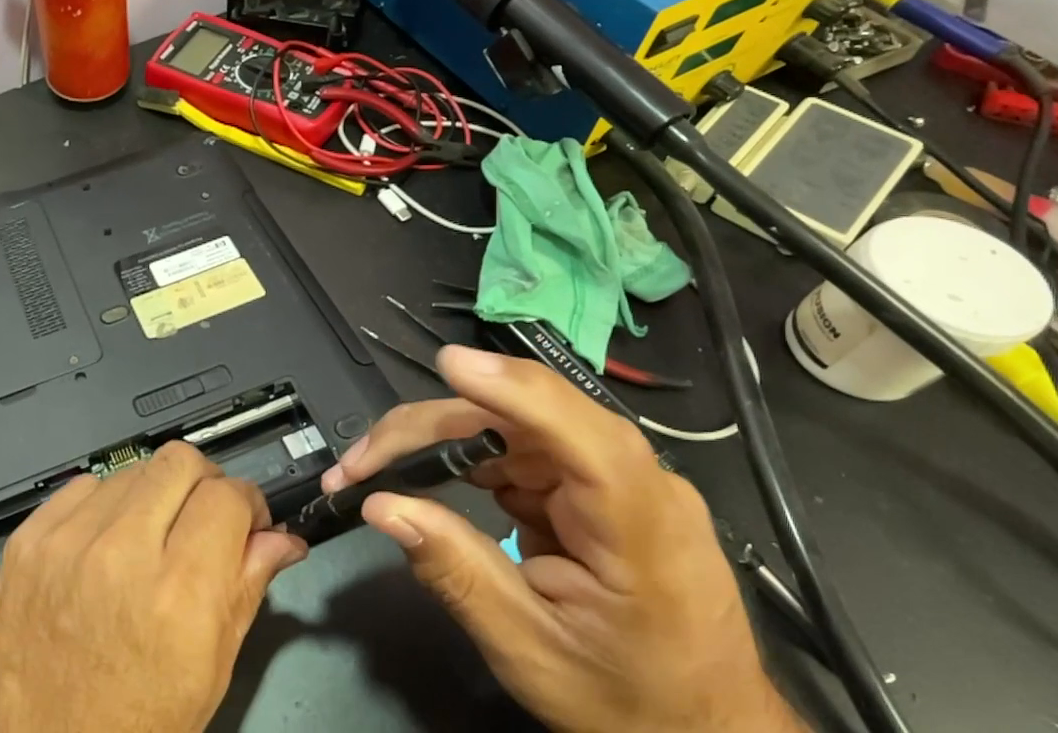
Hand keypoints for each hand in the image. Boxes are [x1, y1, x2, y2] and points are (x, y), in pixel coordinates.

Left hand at [0, 441, 306, 732]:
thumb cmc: (128, 724)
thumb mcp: (207, 671)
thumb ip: (246, 590)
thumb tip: (280, 540)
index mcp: (180, 593)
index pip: (230, 496)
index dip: (248, 506)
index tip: (248, 523)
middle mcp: (123, 553)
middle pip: (181, 462)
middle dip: (205, 485)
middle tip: (204, 521)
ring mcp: (68, 540)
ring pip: (134, 469)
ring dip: (154, 494)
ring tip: (151, 539)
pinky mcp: (29, 538)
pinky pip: (82, 486)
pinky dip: (104, 505)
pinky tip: (107, 543)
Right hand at [325, 345, 807, 732]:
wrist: (703, 729)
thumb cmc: (627, 699)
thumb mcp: (528, 648)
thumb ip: (456, 571)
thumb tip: (381, 507)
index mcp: (638, 529)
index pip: (585, 437)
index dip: (515, 392)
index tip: (448, 364)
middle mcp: (634, 484)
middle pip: (523, 424)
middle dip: (430, 430)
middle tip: (357, 463)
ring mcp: (613, 480)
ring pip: (510, 431)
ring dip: (437, 445)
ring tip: (375, 471)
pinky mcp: (592, 487)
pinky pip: (518, 455)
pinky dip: (464, 465)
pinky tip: (426, 485)